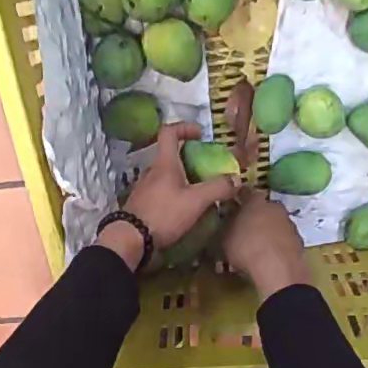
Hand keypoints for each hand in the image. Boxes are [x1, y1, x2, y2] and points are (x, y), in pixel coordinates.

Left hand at [98, 122, 238, 270]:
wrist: (130, 239)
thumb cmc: (163, 214)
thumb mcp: (196, 201)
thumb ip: (217, 188)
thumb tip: (236, 179)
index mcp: (164, 163)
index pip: (169, 132)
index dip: (185, 127)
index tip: (200, 134)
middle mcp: (151, 171)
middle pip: (169, 155)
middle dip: (189, 157)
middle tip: (206, 167)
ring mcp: (143, 188)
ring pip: (165, 175)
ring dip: (181, 177)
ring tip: (198, 190)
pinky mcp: (141, 204)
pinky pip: (160, 191)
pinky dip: (173, 192)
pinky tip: (183, 207)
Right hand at [224, 189, 309, 300]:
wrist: (278, 269)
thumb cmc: (245, 249)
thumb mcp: (224, 239)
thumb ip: (225, 227)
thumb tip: (225, 222)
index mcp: (255, 202)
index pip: (245, 193)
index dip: (238, 199)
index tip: (232, 205)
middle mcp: (274, 207)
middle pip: (263, 207)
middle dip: (255, 215)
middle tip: (245, 227)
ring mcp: (289, 223)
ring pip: (276, 222)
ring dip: (269, 230)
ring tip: (258, 245)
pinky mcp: (299, 240)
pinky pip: (284, 238)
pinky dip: (278, 243)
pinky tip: (270, 255)